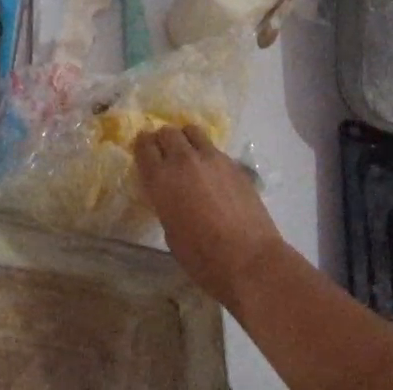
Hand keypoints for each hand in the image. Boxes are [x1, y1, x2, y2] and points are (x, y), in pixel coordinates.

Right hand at [133, 125, 285, 309]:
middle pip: (167, 132)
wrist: (250, 260)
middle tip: (166, 154)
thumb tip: (170, 194)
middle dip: (163, 140)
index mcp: (161, 178)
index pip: (144, 145)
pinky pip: (214, 149)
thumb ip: (165, 202)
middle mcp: (183, 160)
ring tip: (189, 155)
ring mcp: (211, 158)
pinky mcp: (234, 164)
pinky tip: (213, 175)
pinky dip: (207, 155)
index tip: (144, 152)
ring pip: (192, 131)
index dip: (142, 146)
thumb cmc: (203, 257)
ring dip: (186, 140)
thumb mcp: (170, 231)